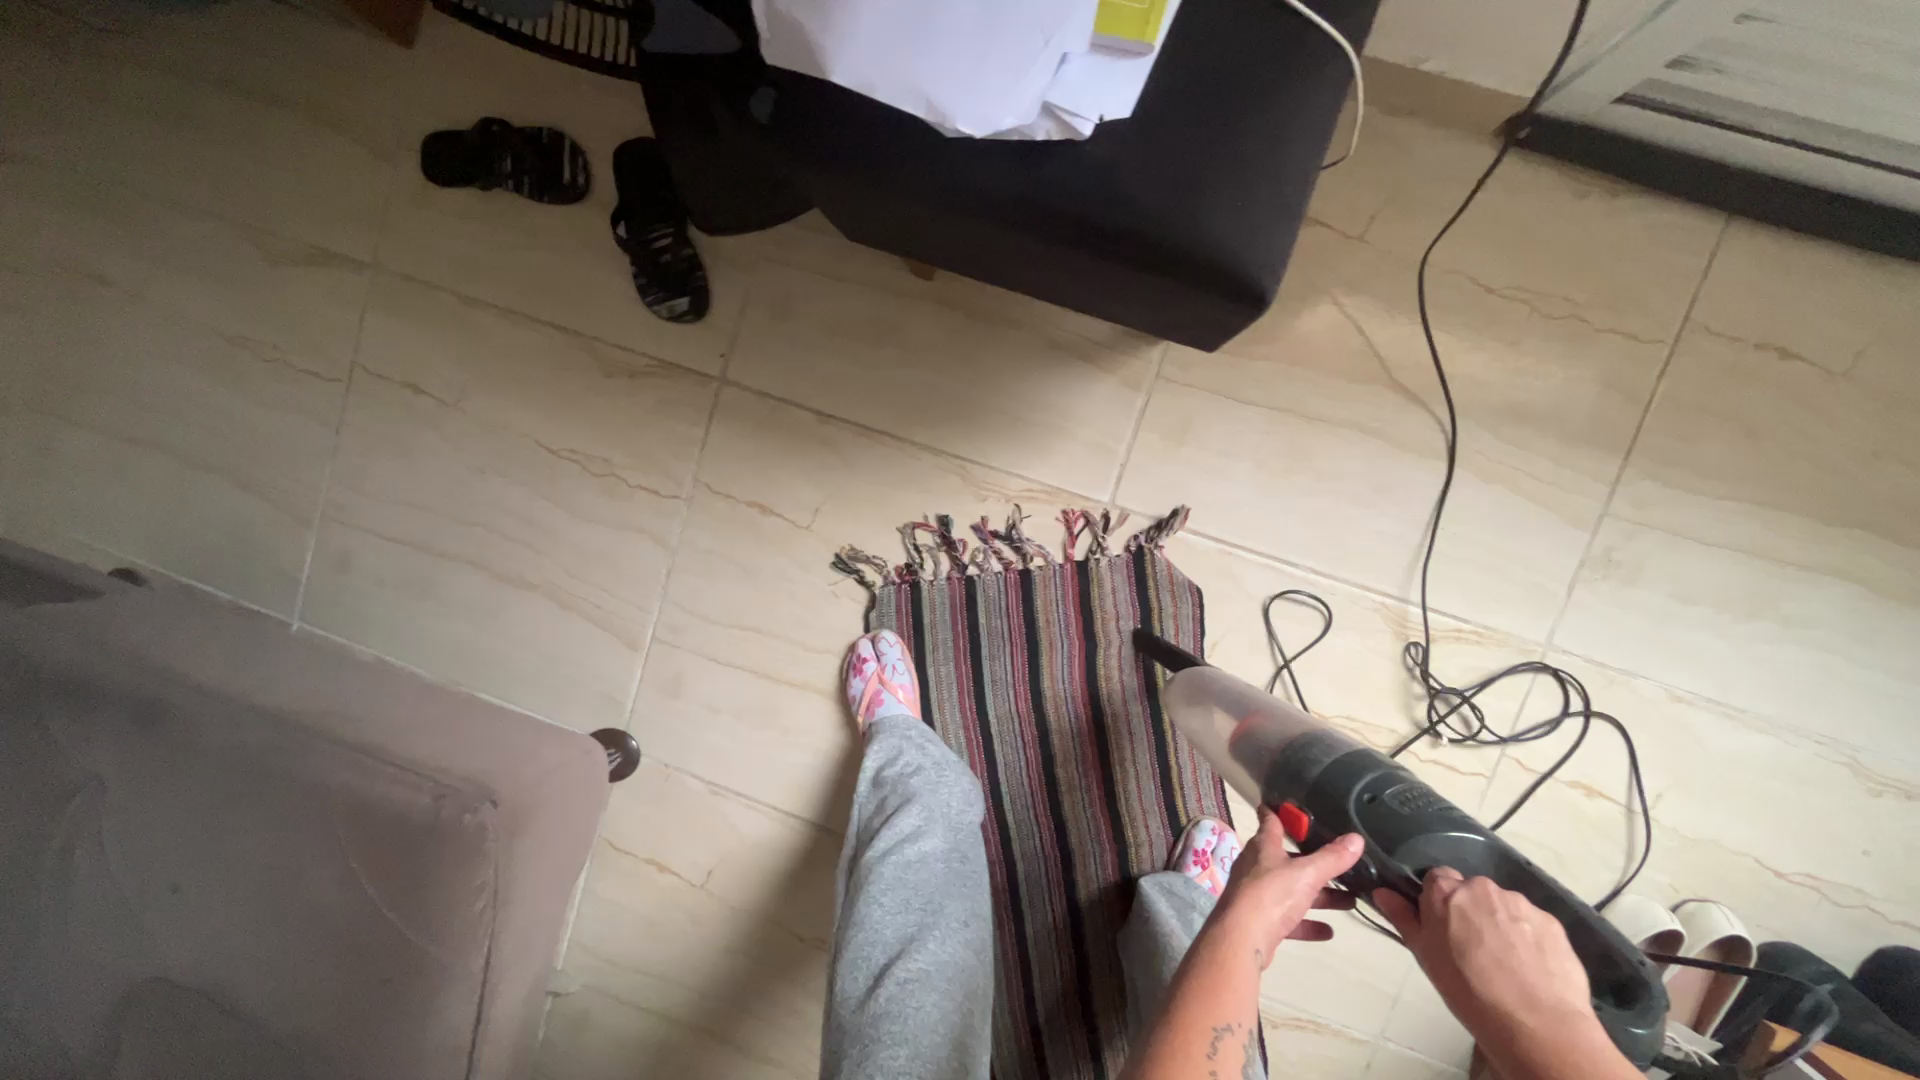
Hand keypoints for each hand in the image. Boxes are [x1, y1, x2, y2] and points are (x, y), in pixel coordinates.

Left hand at [1211, 806, 1362, 968]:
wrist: (1242, 937)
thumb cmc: (1271, 894)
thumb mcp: (1307, 873)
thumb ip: (1332, 858)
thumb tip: (1356, 839)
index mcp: (1264, 846)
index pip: (1271, 821)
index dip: (1280, 811)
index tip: (1292, 806)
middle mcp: (1258, 866)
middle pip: (1290, 860)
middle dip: (1315, 863)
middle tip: (1343, 865)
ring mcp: (1258, 894)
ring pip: (1293, 891)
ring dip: (1319, 896)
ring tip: (1349, 901)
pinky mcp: (1262, 920)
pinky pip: (1290, 919)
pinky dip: (1308, 923)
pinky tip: (1329, 931)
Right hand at [1374, 868, 1618, 1074]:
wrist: (1536, 1025)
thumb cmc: (1468, 990)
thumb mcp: (1425, 955)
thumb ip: (1403, 918)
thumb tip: (1383, 892)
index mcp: (1445, 891)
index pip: (1436, 878)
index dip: (1439, 901)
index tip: (1443, 926)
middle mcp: (1482, 888)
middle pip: (1472, 891)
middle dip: (1471, 911)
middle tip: (1473, 947)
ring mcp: (1520, 904)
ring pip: (1504, 906)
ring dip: (1501, 923)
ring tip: (1506, 962)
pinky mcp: (1552, 923)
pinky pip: (1533, 923)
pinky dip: (1529, 938)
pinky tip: (1529, 968)